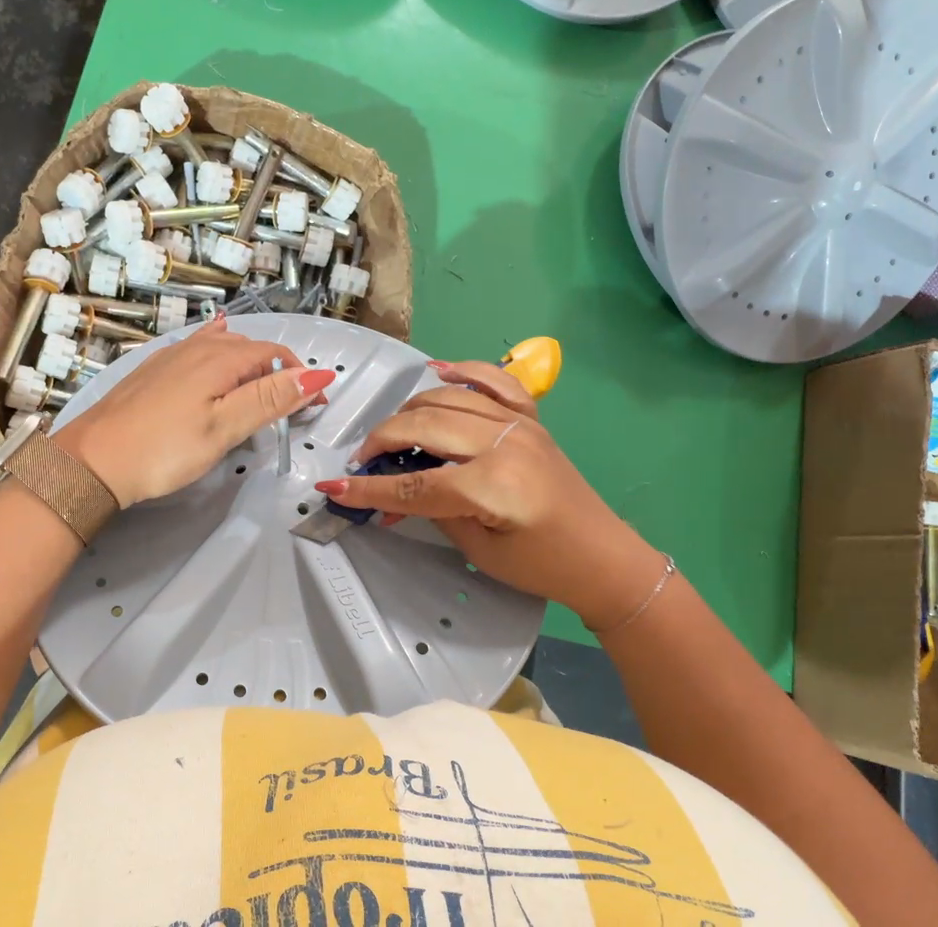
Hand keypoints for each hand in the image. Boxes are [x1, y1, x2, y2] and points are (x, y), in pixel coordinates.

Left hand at [52, 319, 335, 507]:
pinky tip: (211, 345)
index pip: (274, 354)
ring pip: (220, 348)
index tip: (316, 404)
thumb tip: (316, 375)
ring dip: (247, 363)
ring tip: (261, 384)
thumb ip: (270, 399)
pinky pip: (195, 349)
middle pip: (248, 348)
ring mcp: (169, 357)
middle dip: (276, 370)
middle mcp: (195, 348)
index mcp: (219, 359)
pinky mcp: (151, 371)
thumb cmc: (163, 450)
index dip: (300, 375)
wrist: (92, 461)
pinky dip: (216, 351)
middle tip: (289, 405)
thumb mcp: (224, 428)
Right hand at [314, 359, 667, 626]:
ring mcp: (520, 425)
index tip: (335, 490)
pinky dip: (462, 371)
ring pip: (448, 399)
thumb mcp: (479, 550)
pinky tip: (436, 371)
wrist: (603, 557)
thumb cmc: (541, 566)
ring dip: (410, 411)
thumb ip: (432, 513)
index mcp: (492, 486)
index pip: (415, 483)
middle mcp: (504, 444)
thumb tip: (388, 501)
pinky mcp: (531, 419)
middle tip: (363, 463)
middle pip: (424, 428)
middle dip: (382, 441)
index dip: (371, 490)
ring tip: (390, 435)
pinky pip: (493, 380)